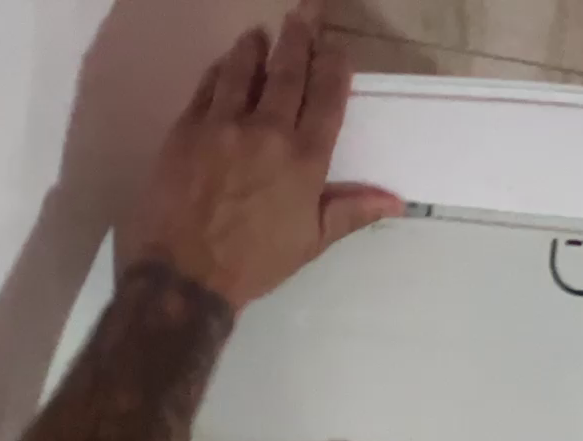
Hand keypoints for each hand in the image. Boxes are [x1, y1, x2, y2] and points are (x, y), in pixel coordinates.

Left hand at [117, 2, 403, 308]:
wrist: (188, 272)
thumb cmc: (257, 263)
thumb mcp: (312, 242)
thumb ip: (351, 212)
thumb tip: (396, 201)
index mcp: (303, 161)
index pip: (326, 100)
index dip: (334, 69)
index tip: (337, 48)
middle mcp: (266, 131)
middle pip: (287, 72)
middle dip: (300, 37)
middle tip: (306, 11)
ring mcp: (223, 124)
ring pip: (242, 69)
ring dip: (256, 46)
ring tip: (262, 32)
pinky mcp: (187, 127)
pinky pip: (208, 86)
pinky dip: (220, 70)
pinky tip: (225, 63)